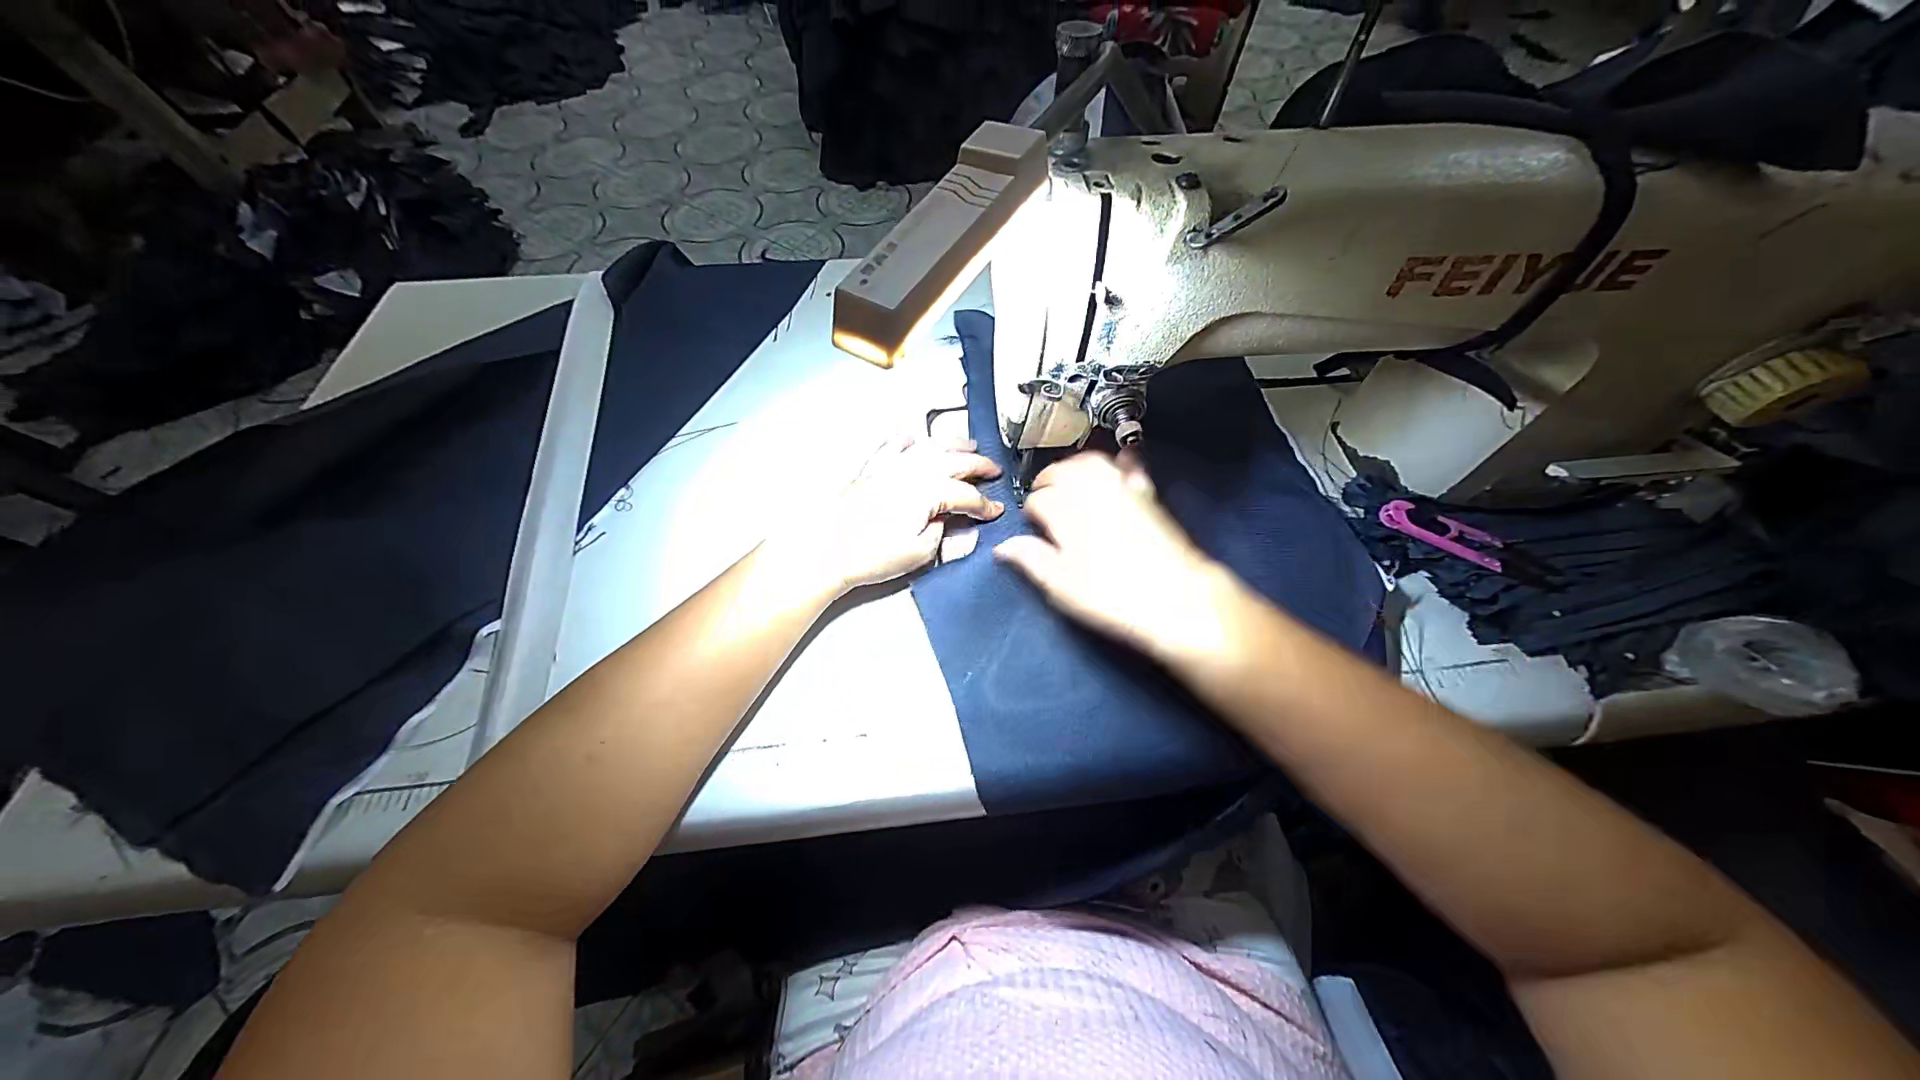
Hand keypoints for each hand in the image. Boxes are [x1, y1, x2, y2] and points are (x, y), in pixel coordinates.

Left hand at [771, 435, 1004, 594]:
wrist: (827, 551)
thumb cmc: (867, 554)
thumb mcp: (920, 553)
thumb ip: (944, 535)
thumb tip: (954, 526)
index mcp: (929, 492)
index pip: (968, 495)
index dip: (985, 504)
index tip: (994, 511)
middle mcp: (912, 472)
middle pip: (955, 461)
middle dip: (979, 465)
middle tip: (993, 471)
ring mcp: (891, 467)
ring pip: (930, 445)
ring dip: (953, 444)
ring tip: (967, 446)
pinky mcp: (871, 470)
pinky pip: (894, 445)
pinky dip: (909, 440)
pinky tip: (914, 440)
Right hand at [994, 451, 1248, 663]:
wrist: (1176, 597)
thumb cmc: (1116, 595)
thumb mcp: (1063, 585)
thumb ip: (1032, 560)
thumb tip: (1005, 547)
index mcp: (1066, 511)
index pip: (1037, 500)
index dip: (1031, 512)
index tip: (1032, 526)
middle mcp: (1092, 492)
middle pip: (1061, 471)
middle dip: (1047, 481)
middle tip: (1042, 498)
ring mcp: (1121, 490)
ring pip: (1091, 461)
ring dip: (1075, 466)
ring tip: (1068, 480)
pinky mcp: (1146, 495)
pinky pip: (1130, 466)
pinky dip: (1120, 461)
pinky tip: (1119, 462)